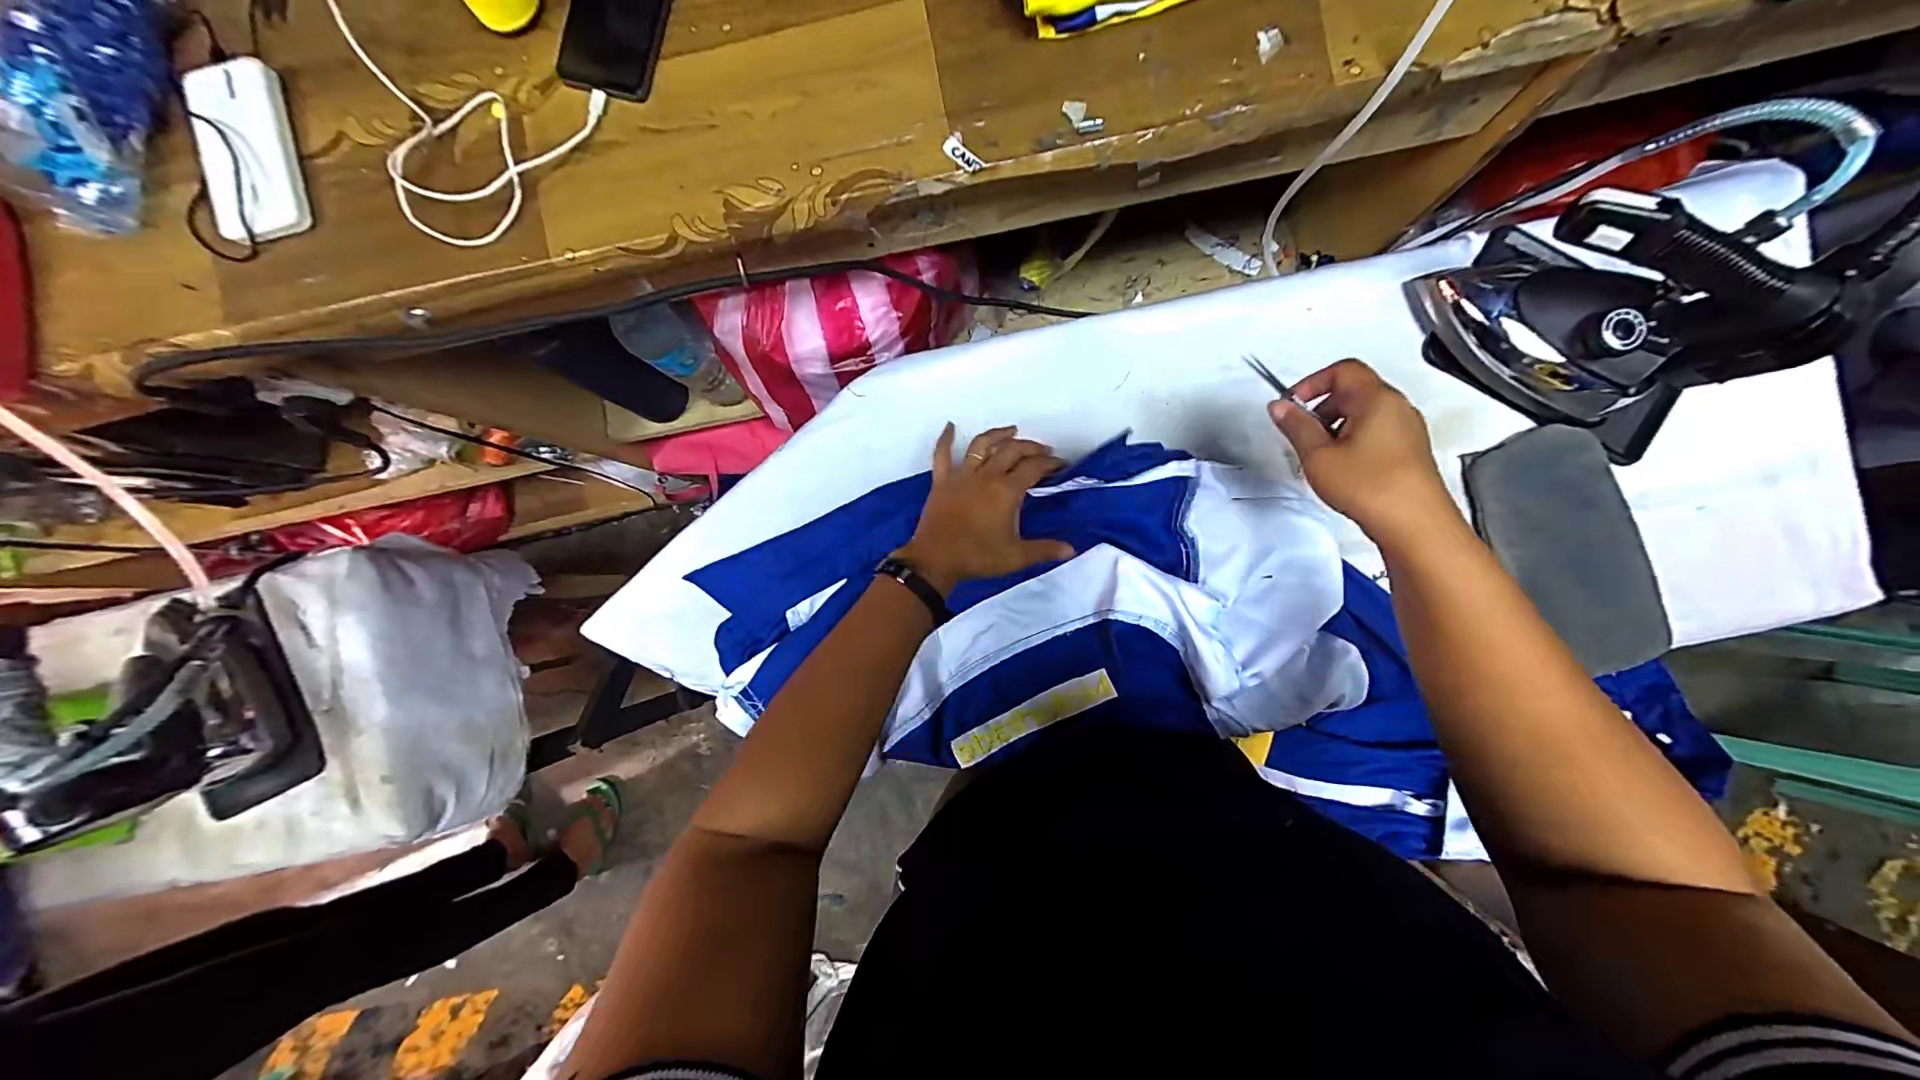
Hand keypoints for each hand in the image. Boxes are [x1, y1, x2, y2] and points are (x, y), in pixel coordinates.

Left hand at [893, 424, 1076, 595]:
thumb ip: (1045, 549)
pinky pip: (942, 455)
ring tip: (1012, 430)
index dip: (1050, 463)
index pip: (1034, 468)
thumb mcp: (1016, 557)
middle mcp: (986, 476)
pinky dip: (946, 439)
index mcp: (1006, 490)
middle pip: (1012, 451)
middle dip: (1031, 447)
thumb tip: (1071, 549)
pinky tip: (950, 427)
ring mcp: (961, 476)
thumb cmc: (977, 557)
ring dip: (998, 435)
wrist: (936, 560)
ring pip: (982, 445)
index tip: (1061, 465)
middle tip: (1043, 451)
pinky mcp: (941, 481)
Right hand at [1267, 359, 1457, 543]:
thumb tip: (1281, 407)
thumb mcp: (1318, 456)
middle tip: (1301, 430)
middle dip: (1321, 407)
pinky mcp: (1409, 450)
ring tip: (1319, 454)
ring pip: (1364, 413)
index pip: (1343, 370)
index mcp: (1377, 399)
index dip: (1312, 382)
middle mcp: (1398, 408)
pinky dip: (1352, 440)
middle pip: (1353, 390)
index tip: (1293, 403)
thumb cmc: (1374, 488)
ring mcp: (1407, 429)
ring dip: (1335, 426)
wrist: (1414, 523)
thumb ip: (1296, 426)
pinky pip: (1376, 432)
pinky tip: (1340, 467)